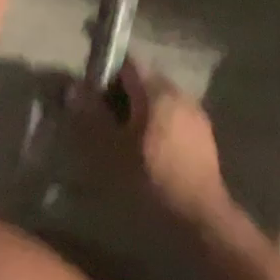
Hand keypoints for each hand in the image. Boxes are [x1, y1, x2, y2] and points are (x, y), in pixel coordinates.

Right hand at [71, 60, 230, 224]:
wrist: (197, 217)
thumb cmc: (149, 178)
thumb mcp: (110, 148)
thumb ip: (92, 115)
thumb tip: (74, 87)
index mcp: (159, 91)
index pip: (129, 62)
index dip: (105, 71)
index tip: (89, 90)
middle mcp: (182, 94)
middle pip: (145, 80)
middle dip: (120, 92)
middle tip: (99, 116)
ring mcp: (197, 116)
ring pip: (160, 101)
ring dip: (138, 110)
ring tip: (119, 135)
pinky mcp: (204, 138)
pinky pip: (173, 118)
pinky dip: (155, 124)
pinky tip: (144, 150)